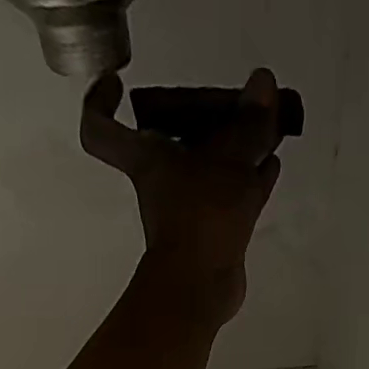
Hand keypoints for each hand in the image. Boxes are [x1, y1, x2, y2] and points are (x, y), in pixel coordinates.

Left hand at [80, 67, 286, 322]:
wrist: (202, 286)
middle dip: (198, 119)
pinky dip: (249, 178)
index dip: (99, 102)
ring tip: (262, 127)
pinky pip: (231, 193)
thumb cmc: (201, 219)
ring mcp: (188, 209)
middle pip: (170, 140)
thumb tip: (262, 83)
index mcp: (147, 159)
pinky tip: (269, 164)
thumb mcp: (228, 162)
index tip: (114, 82)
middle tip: (228, 101)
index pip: (101, 129)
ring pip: (208, 166)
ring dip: (233, 148)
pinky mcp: (213, 231)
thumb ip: (247, 124)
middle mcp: (162, 183)